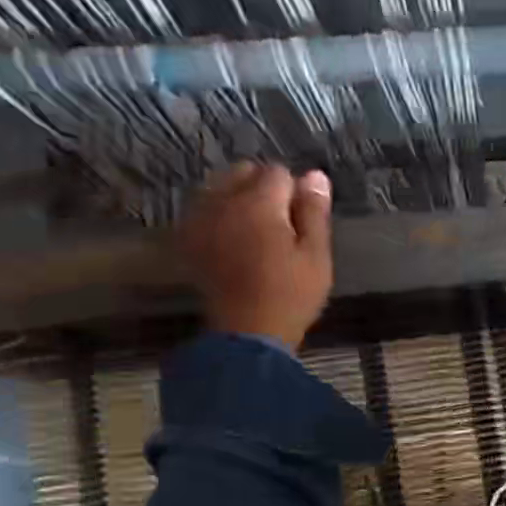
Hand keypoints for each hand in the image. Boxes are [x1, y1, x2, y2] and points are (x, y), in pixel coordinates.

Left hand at [179, 162, 333, 346]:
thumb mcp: (316, 258)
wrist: (247, 334)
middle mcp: (223, 199)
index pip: (279, 173)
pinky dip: (220, 214)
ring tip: (257, 233)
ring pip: (221, 186)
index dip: (296, 194)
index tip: (304, 223)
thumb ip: (315, 214)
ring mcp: (200, 217)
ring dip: (240, 199)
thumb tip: (316, 175)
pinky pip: (204, 208)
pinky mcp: (188, 236)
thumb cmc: (290, 297)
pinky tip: (233, 240)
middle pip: (246, 172)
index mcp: (259, 203)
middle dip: (265, 190)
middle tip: (283, 228)